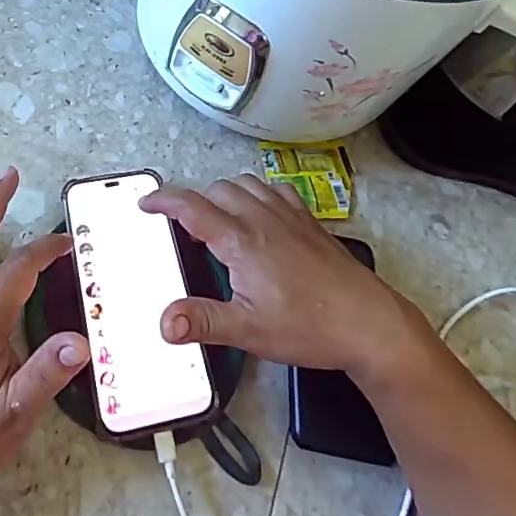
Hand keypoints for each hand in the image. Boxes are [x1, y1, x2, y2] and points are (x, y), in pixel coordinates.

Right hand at [140, 174, 436, 381]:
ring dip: (223, 193)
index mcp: (242, 242)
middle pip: (217, 190)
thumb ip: (203, 322)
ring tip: (215, 217)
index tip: (147, 201)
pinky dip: (257, 192)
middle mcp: (263, 219)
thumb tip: (166, 322)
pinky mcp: (308, 221)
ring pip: (245, 184)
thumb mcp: (249, 331)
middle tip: (181, 223)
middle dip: (193, 200)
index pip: (192, 207)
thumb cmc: (312, 326)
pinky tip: (259, 211)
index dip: (164, 200)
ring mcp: (289, 216)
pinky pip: (276, 189)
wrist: (368, 323)